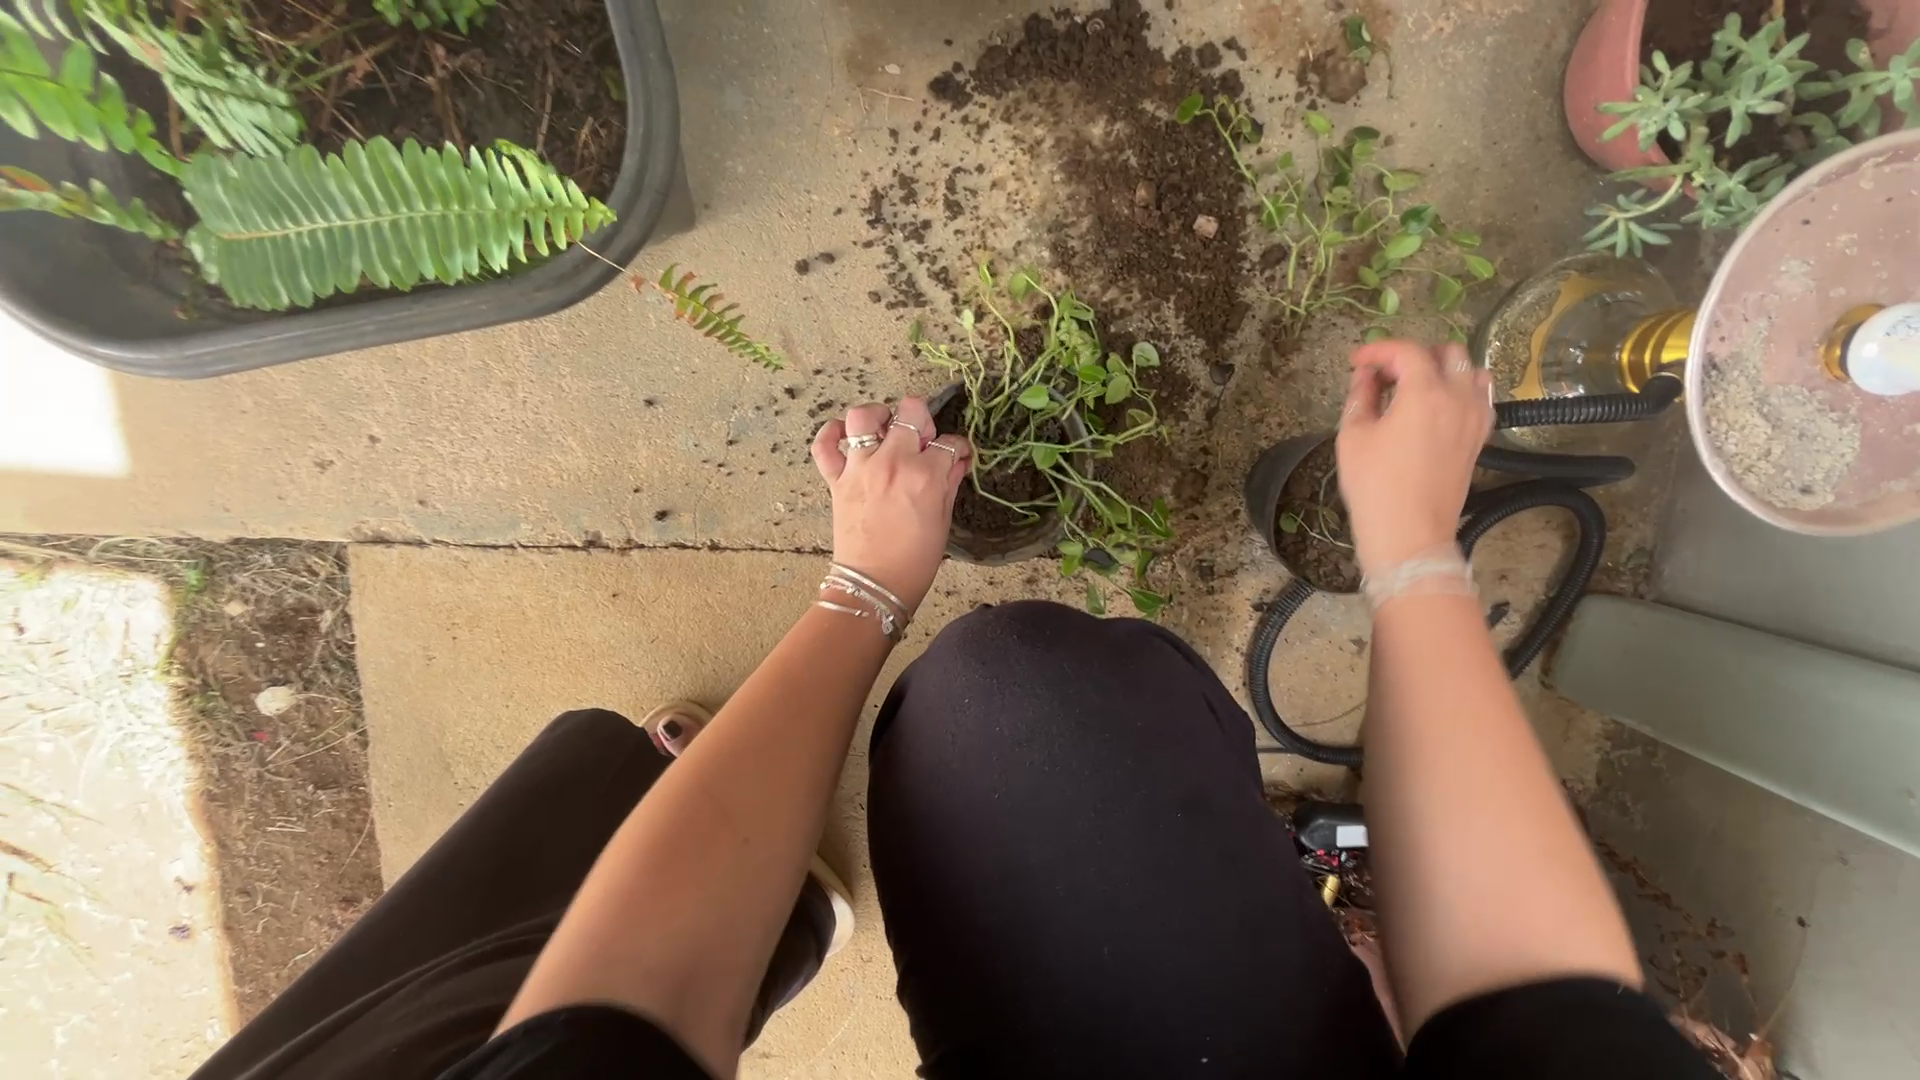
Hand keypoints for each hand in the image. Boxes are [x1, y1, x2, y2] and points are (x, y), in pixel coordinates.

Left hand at [811, 397, 972, 616]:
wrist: (874, 585)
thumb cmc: (915, 561)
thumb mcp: (943, 520)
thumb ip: (949, 484)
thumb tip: (957, 462)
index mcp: (925, 476)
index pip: (948, 443)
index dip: (956, 448)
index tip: (956, 456)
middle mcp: (893, 463)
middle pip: (911, 412)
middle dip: (923, 421)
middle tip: (922, 440)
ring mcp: (860, 468)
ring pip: (864, 416)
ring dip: (879, 415)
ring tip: (885, 429)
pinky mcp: (836, 480)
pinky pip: (824, 445)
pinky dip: (831, 433)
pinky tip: (844, 436)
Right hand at [1335, 340, 1492, 576]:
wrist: (1409, 532)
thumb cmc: (1373, 485)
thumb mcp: (1353, 437)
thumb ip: (1360, 396)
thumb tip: (1365, 375)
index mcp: (1425, 393)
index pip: (1406, 351)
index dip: (1378, 350)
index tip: (1355, 361)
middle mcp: (1459, 397)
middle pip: (1446, 353)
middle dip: (1412, 355)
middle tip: (1383, 375)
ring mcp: (1476, 416)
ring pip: (1470, 371)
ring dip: (1440, 370)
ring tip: (1411, 388)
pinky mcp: (1480, 436)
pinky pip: (1479, 396)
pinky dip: (1458, 390)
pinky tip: (1433, 407)